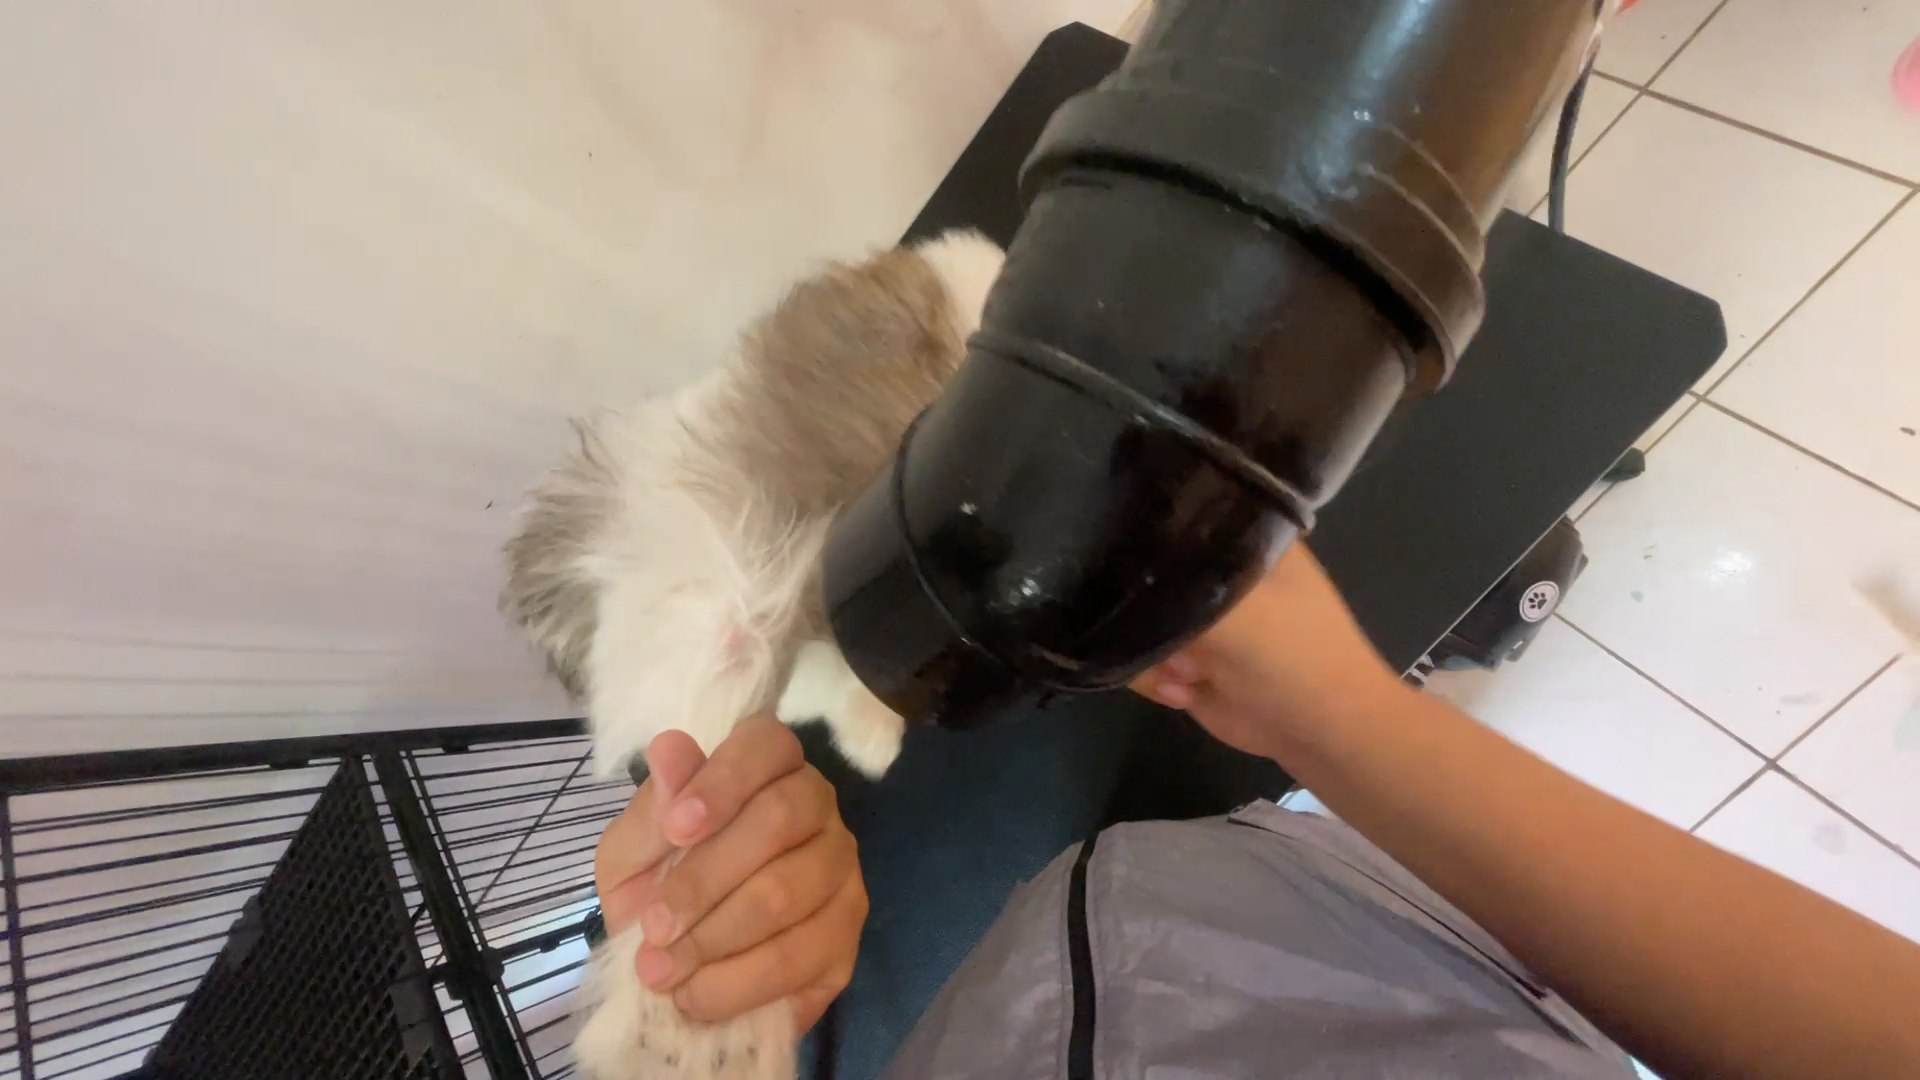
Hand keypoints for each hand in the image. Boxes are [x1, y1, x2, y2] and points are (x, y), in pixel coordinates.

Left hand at [593, 715, 866, 1029]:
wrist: (680, 961)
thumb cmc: (658, 883)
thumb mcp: (634, 849)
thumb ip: (653, 807)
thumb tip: (669, 748)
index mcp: (769, 763)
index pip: (766, 746)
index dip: (723, 782)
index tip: (677, 828)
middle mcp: (817, 800)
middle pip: (780, 818)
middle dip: (706, 878)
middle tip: (655, 926)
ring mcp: (841, 863)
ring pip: (787, 891)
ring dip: (714, 937)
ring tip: (663, 970)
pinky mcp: (847, 930)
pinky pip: (800, 955)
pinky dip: (737, 983)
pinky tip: (697, 994)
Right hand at [1130, 544, 1400, 759]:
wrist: (1322, 734)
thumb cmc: (1292, 657)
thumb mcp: (1232, 610)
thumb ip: (1168, 591)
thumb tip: (1112, 583)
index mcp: (1234, 538)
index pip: (1166, 517)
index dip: (1139, 539)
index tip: (1129, 569)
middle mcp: (1210, 572)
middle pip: (1137, 573)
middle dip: (1142, 612)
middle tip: (1173, 638)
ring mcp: (1194, 616)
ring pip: (1131, 621)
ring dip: (1151, 654)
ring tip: (1188, 674)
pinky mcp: (1182, 657)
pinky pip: (1137, 657)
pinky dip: (1154, 679)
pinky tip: (1184, 692)